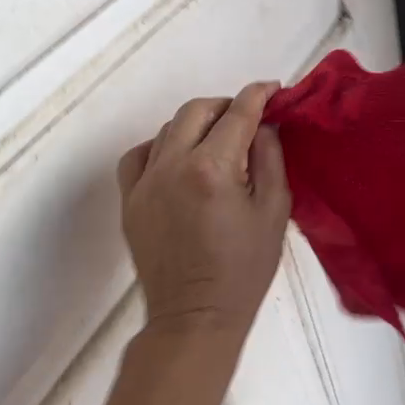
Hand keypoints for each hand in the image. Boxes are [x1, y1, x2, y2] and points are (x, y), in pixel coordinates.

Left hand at [116, 83, 290, 341]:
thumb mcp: (275, 209)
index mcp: (212, 168)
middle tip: (250, 117)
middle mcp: (172, 166)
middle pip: (197, 110)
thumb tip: (263, 126)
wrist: (196, 315)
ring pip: (169, 128)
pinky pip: (140, 155)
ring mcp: (144, 183)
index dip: (258, 95)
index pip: (237, 113)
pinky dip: (162, 145)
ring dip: (198, 123)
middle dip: (227, 105)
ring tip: (219, 138)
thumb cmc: (245, 267)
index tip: (274, 89)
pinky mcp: (129, 201)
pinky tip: (180, 157)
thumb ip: (270, 158)